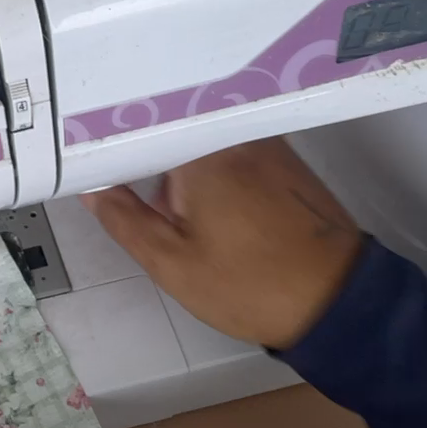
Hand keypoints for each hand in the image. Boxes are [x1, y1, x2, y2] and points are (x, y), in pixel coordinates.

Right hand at [79, 138, 362, 349]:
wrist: (339, 304)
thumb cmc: (249, 285)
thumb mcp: (171, 263)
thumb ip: (123, 219)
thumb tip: (92, 187)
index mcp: (202, 152)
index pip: (141, 123)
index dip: (112, 133)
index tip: (87, 148)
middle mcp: (235, 133)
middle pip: (172, 123)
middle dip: (145, 146)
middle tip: (119, 173)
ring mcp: (265, 142)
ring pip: (200, 134)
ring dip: (177, 155)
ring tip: (155, 183)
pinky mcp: (283, 158)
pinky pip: (230, 144)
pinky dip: (208, 160)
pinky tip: (199, 193)